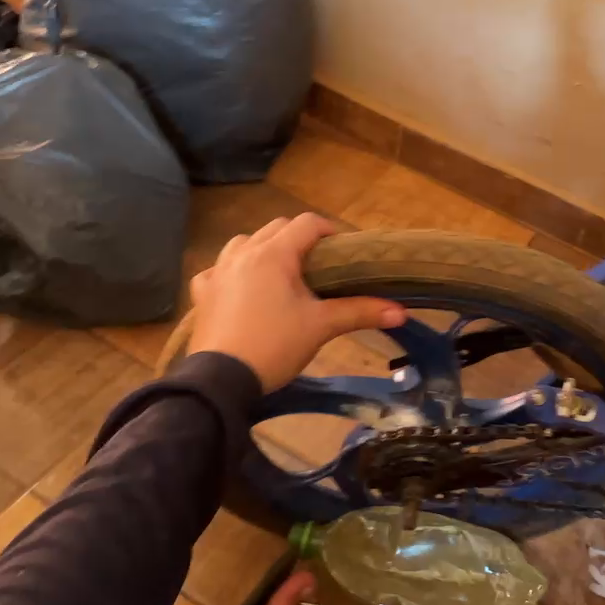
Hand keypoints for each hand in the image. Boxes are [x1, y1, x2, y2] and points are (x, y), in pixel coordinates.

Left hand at [190, 214, 406, 391]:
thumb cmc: (275, 345)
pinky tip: (240, 289)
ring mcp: (218, 272)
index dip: (330, 231)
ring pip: (244, 243)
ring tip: (280, 273)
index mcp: (274, 254)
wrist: (220, 381)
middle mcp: (244, 253)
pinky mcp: (202, 294)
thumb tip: (401, 311)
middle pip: (276, 228)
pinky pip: (218, 269)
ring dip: (264, 249)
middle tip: (319, 265)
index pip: (307, 223)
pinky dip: (232, 272)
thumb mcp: (321, 327)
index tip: (344, 251)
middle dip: (300, 239)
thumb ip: (360, 312)